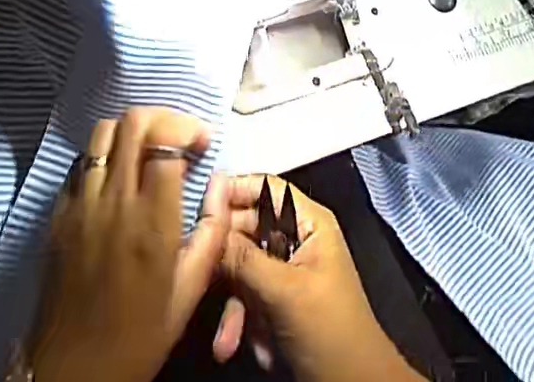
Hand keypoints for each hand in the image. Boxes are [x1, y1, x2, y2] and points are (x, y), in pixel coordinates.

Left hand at [26, 108, 227, 381]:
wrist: (70, 372)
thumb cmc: (139, 334)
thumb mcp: (190, 289)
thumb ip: (212, 230)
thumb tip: (220, 184)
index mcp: (151, 220)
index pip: (164, 142)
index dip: (188, 131)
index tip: (202, 145)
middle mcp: (114, 201)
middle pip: (133, 123)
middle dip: (165, 118)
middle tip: (180, 138)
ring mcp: (80, 203)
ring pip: (103, 132)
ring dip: (132, 130)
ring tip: (149, 150)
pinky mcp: (58, 213)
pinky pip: (82, 161)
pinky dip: (105, 154)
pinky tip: (118, 177)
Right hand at [215, 175, 424, 381]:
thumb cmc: (333, 332)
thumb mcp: (285, 291)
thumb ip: (245, 258)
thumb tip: (211, 228)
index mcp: (309, 223)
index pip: (267, 189)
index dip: (235, 189)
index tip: (201, 202)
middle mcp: (298, 239)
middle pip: (248, 227)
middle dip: (226, 259)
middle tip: (199, 272)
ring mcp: (287, 270)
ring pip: (244, 267)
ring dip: (233, 302)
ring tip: (228, 336)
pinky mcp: (279, 300)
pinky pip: (249, 296)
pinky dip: (243, 320)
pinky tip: (244, 344)